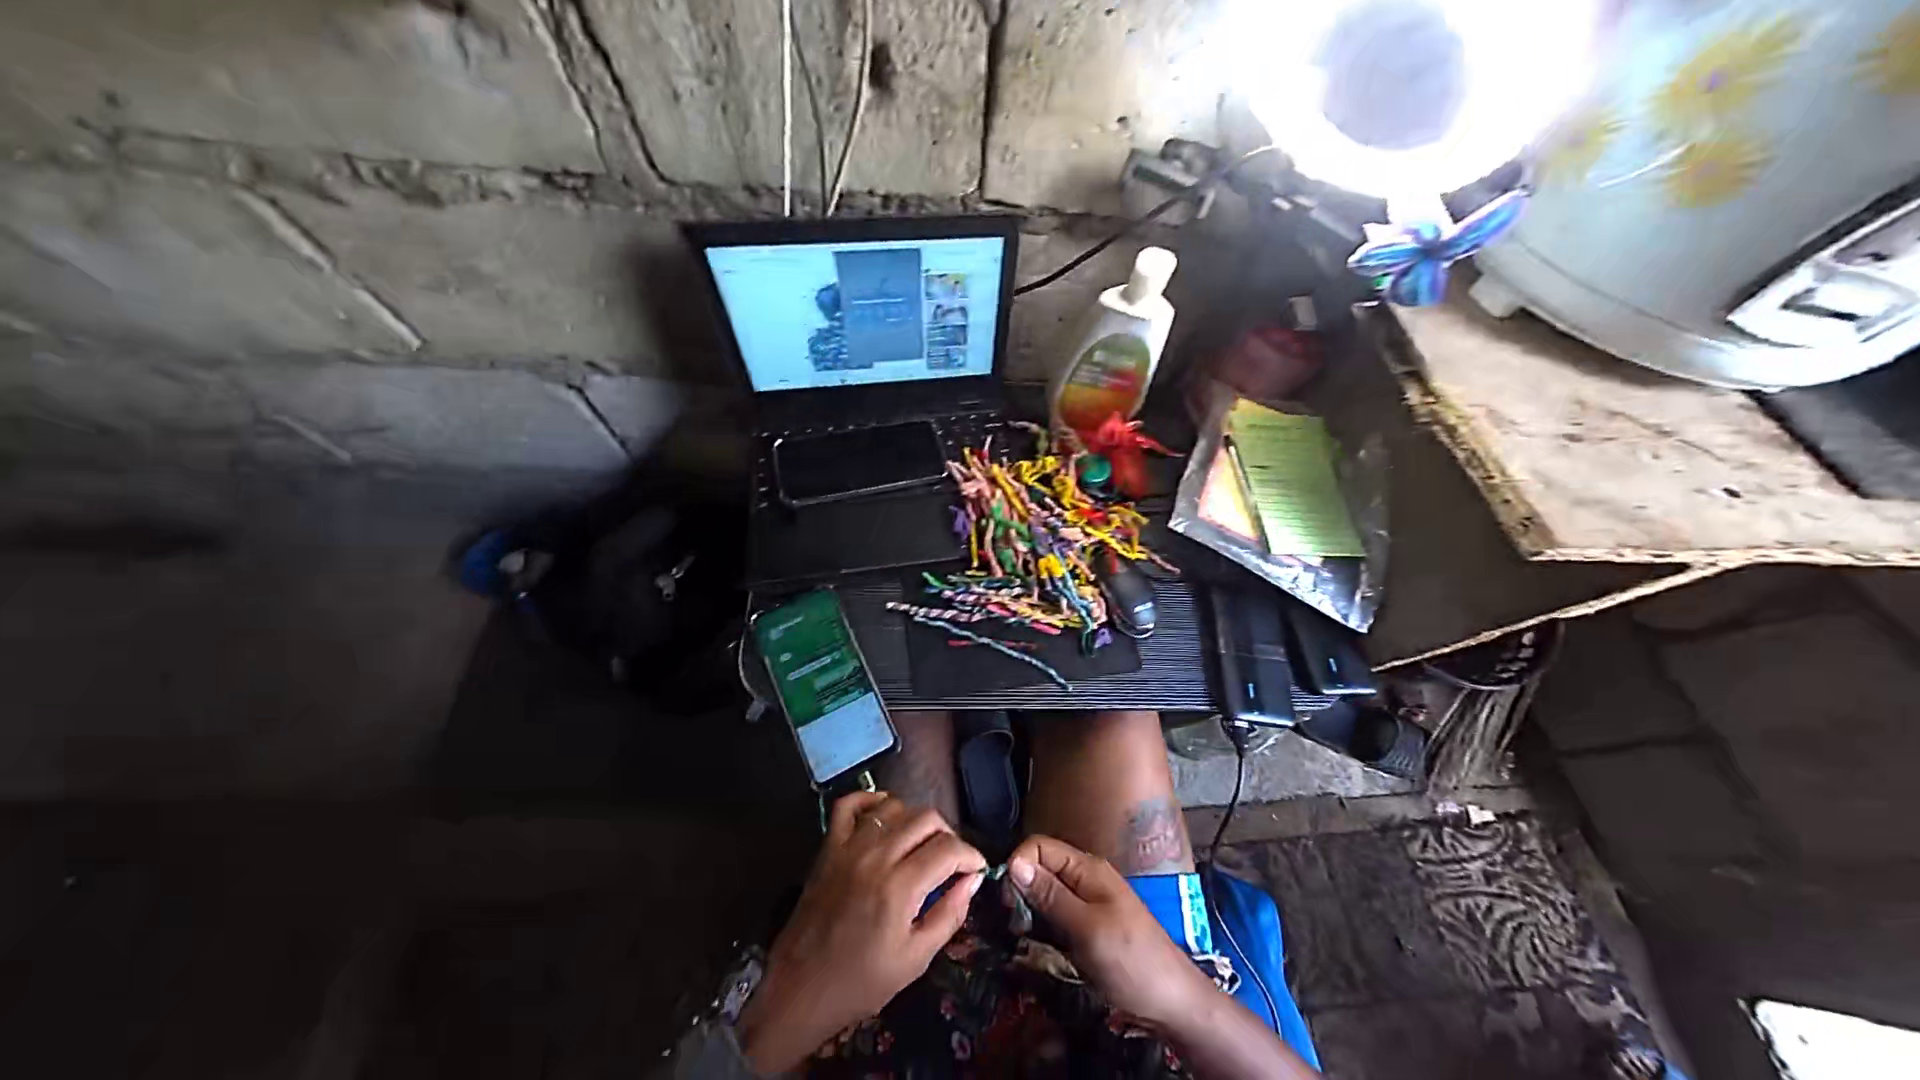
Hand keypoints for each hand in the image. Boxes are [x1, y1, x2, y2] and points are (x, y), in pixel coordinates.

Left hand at [738, 792, 986, 1073]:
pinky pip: (850, 804)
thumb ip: (949, 915)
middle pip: (926, 818)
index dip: (970, 855)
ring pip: (894, 806)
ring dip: (915, 819)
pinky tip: (884, 816)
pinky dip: (870, 801)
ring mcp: (849, 846)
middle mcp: (876, 856)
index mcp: (900, 887)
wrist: (800, 988)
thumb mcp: (915, 960)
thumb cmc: (860, 982)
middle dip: (948, 835)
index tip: (976, 869)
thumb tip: (973, 880)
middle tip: (950, 860)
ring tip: (920, 844)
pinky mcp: (829, 846)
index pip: (948, 848)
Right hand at [1005, 834, 1214, 1029]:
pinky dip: (1042, 924)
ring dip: (1029, 909)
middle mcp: (1085, 877)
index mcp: (1087, 868)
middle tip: (1012, 923)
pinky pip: (1055, 913)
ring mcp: (1087, 901)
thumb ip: (1051, 895)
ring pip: (1044, 891)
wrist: (1173, 1004)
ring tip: (1021, 935)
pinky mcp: (1087, 924)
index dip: (1018, 866)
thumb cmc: (1131, 962)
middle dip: (1020, 889)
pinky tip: (1037, 943)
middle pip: (1039, 867)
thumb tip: (1013, 863)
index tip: (1007, 901)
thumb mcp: (1087, 928)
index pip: (1038, 846)